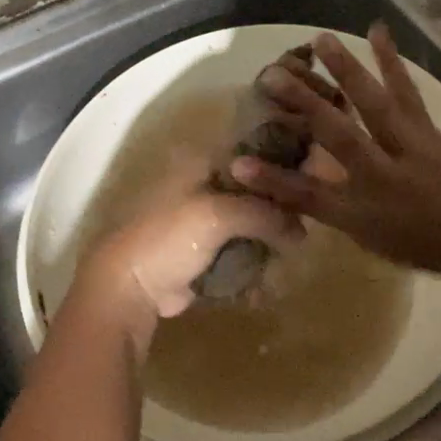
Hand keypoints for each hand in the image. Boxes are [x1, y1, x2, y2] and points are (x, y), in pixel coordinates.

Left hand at [80, 152, 304, 320]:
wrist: (129, 287)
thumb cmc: (169, 237)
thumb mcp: (219, 214)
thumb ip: (265, 213)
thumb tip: (302, 231)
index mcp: (200, 163)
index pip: (251, 152)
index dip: (281, 163)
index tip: (311, 180)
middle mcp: (204, 186)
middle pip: (254, 191)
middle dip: (277, 211)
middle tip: (302, 226)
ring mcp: (203, 222)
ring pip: (249, 224)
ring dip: (267, 242)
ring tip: (288, 257)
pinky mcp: (203, 254)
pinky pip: (238, 255)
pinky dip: (253, 266)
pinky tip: (268, 280)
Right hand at [234, 24, 440, 275]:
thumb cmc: (419, 244)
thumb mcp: (366, 239)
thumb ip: (325, 208)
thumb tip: (283, 188)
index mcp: (363, 209)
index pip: (309, 196)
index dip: (272, 181)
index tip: (238, 163)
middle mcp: (383, 172)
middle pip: (338, 134)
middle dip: (304, 104)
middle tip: (270, 74)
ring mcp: (408, 146)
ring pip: (374, 105)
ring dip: (346, 70)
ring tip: (322, 40)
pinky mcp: (424, 128)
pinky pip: (406, 91)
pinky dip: (391, 60)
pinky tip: (379, 32)